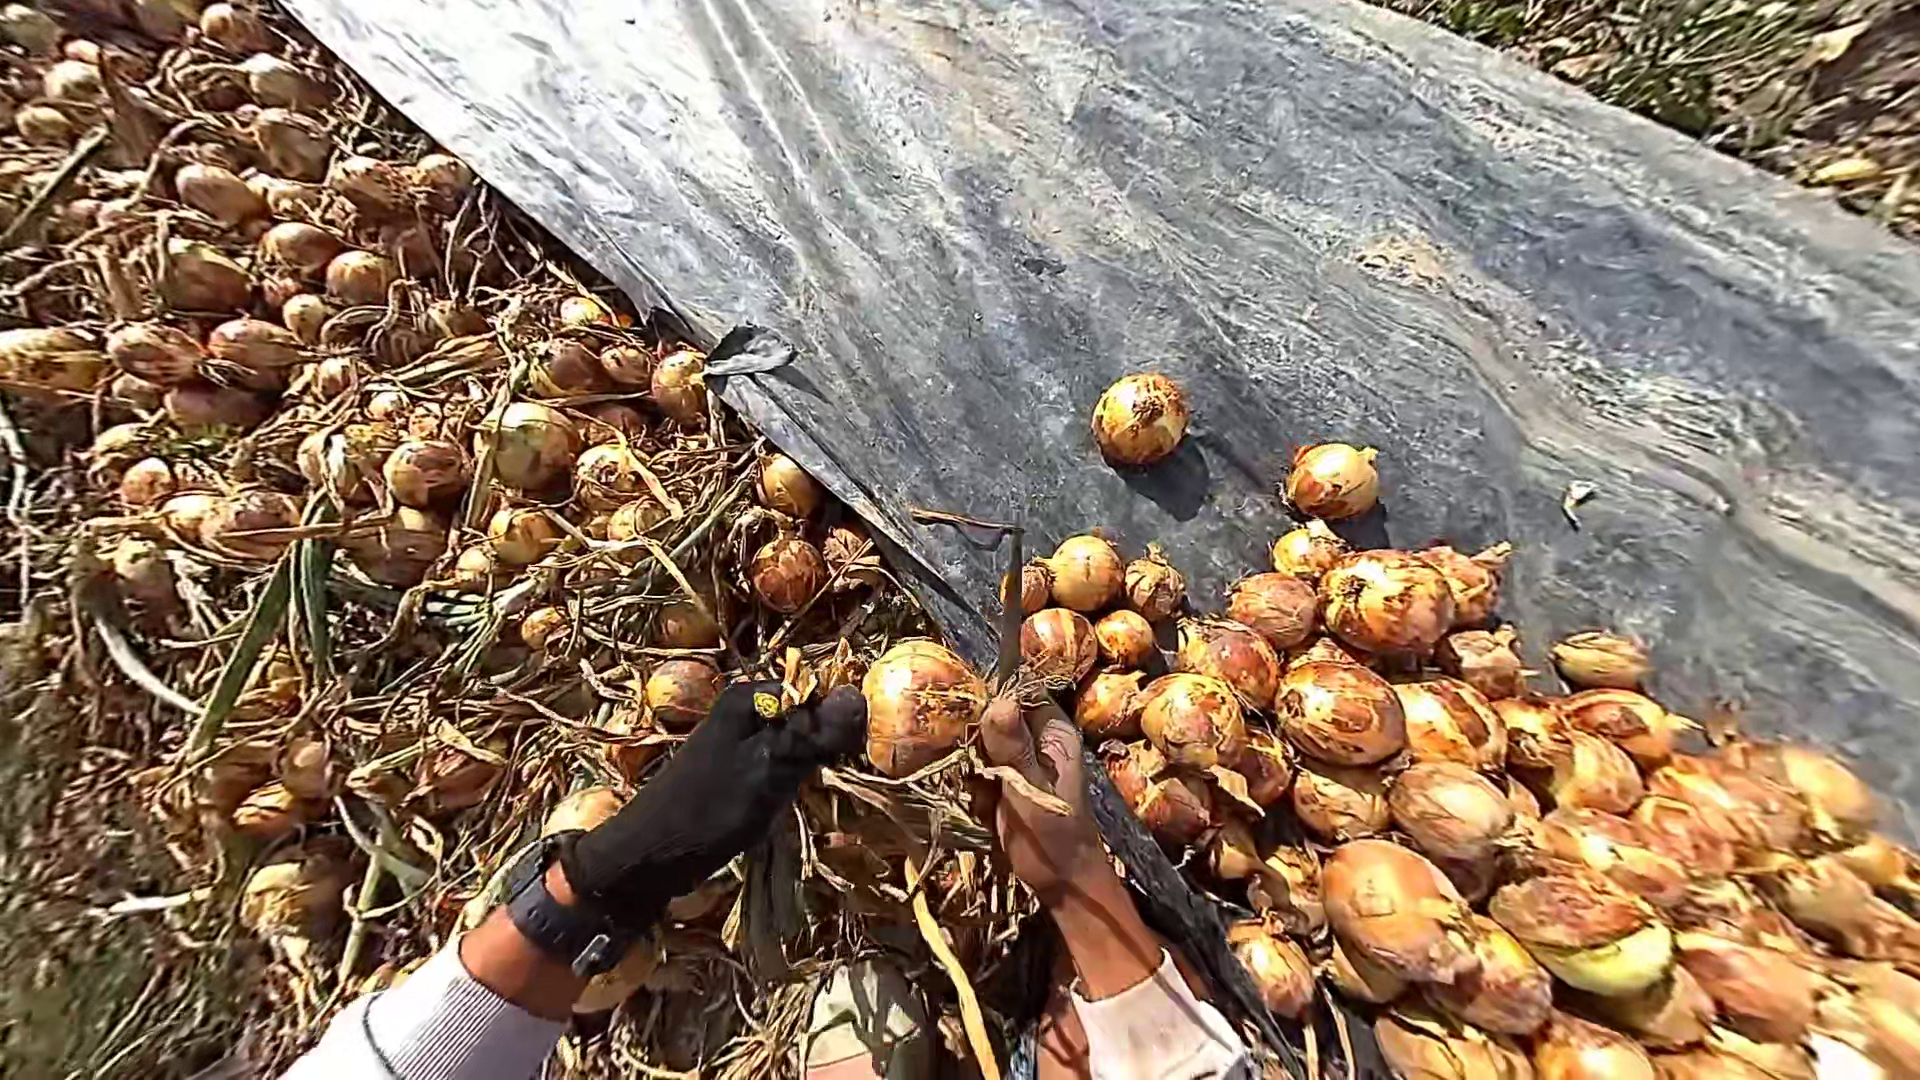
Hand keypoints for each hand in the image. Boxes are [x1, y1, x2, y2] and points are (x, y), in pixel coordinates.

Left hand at [561, 681, 864, 925]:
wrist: (643, 860)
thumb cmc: (706, 811)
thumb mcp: (769, 770)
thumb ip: (814, 733)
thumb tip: (859, 696)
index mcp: (751, 696)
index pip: (818, 693)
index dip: (840, 721)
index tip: (851, 756)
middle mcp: (746, 706)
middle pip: (809, 714)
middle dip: (827, 742)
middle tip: (832, 777)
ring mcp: (741, 734)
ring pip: (798, 739)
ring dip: (812, 762)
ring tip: (812, 790)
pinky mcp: (739, 762)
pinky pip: (781, 758)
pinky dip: (794, 775)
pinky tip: (792, 798)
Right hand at [981, 696, 1166, 998]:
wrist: (1063, 886)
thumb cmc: (1055, 835)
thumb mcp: (1032, 788)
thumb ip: (1014, 747)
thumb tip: (997, 701)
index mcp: (1052, 730)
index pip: (1018, 690)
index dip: (990, 692)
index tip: (960, 703)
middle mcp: (1035, 738)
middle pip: (993, 713)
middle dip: (972, 731)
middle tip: (958, 751)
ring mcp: (1018, 760)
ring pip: (979, 740)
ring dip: (966, 758)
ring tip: (970, 783)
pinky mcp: (1003, 781)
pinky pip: (976, 766)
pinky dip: (968, 779)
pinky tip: (971, 798)